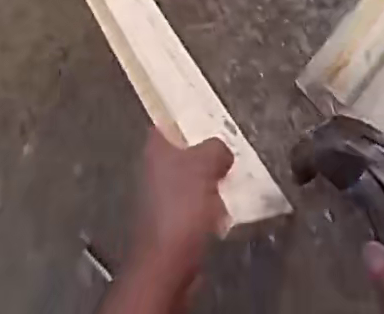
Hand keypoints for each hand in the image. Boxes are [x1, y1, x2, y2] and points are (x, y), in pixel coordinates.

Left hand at [98, 131, 232, 313]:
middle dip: (206, 155)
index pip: (168, 123)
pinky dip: (207, 209)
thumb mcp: (205, 164)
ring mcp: (160, 199)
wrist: (166, 265)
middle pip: (184, 152)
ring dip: (210, 184)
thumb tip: (222, 153)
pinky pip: (194, 206)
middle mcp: (153, 170)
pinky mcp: (170, 223)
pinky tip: (221, 214)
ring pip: (191, 180)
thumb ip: (216, 148)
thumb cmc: (181, 206)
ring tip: (230, 184)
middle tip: (227, 156)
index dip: (188, 120)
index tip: (210, 121)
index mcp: (156, 149)